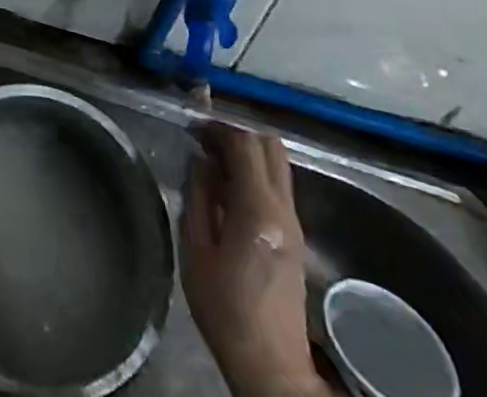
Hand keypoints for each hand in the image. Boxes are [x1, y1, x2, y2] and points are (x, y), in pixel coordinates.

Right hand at [182, 123, 328, 396]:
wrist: (270, 359)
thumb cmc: (223, 308)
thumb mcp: (195, 250)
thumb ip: (199, 199)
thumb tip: (201, 163)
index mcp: (257, 211)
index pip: (246, 145)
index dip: (218, 128)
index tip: (192, 128)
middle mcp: (283, 208)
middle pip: (270, 145)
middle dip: (236, 132)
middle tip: (204, 139)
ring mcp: (294, 220)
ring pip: (278, 162)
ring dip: (247, 149)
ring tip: (212, 159)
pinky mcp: (295, 232)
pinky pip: (277, 182)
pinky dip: (254, 170)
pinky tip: (227, 184)